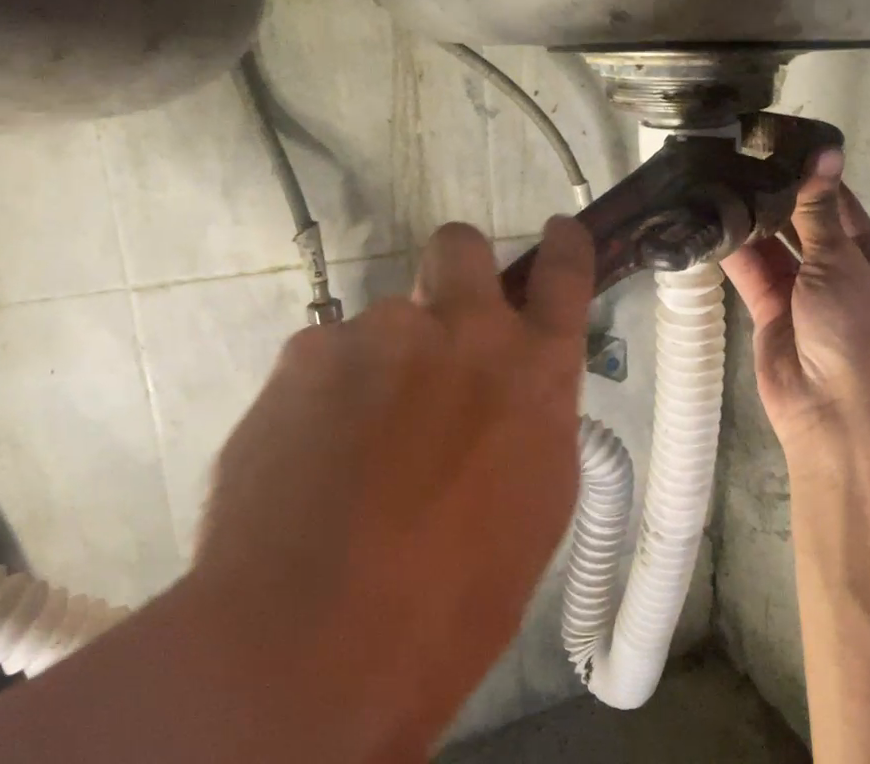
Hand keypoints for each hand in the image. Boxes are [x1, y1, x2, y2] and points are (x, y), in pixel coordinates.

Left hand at [189, 217, 592, 754]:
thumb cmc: (458, 595)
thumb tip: (513, 396)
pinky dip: (324, 395)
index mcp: (535, 373)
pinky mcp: (305, 354)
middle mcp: (463, 332)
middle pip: (460, 245)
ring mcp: (380, 334)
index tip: (559, 231)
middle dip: (457, 266)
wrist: (320, 637)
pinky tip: (310, 459)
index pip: (564, 275)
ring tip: (354, 445)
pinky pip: (324, 358)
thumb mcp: (536, 503)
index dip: (564, 246)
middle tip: (439, 320)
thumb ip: (531, 421)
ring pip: (382, 324)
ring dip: (379, 363)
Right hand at [721, 149, 869, 455]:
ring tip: (717, 181)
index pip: (839, 203)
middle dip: (777, 196)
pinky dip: (735, 252)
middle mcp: (838, 271)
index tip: (777, 143)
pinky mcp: (771, 314)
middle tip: (736, 157)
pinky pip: (753, 274)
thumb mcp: (842, 264)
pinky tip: (711, 222)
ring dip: (752, 222)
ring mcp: (803, 294)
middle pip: (804, 223)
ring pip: (775, 248)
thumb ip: (820, 212)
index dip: (813, 174)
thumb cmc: (856, 333)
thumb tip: (825, 152)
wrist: (836, 415)